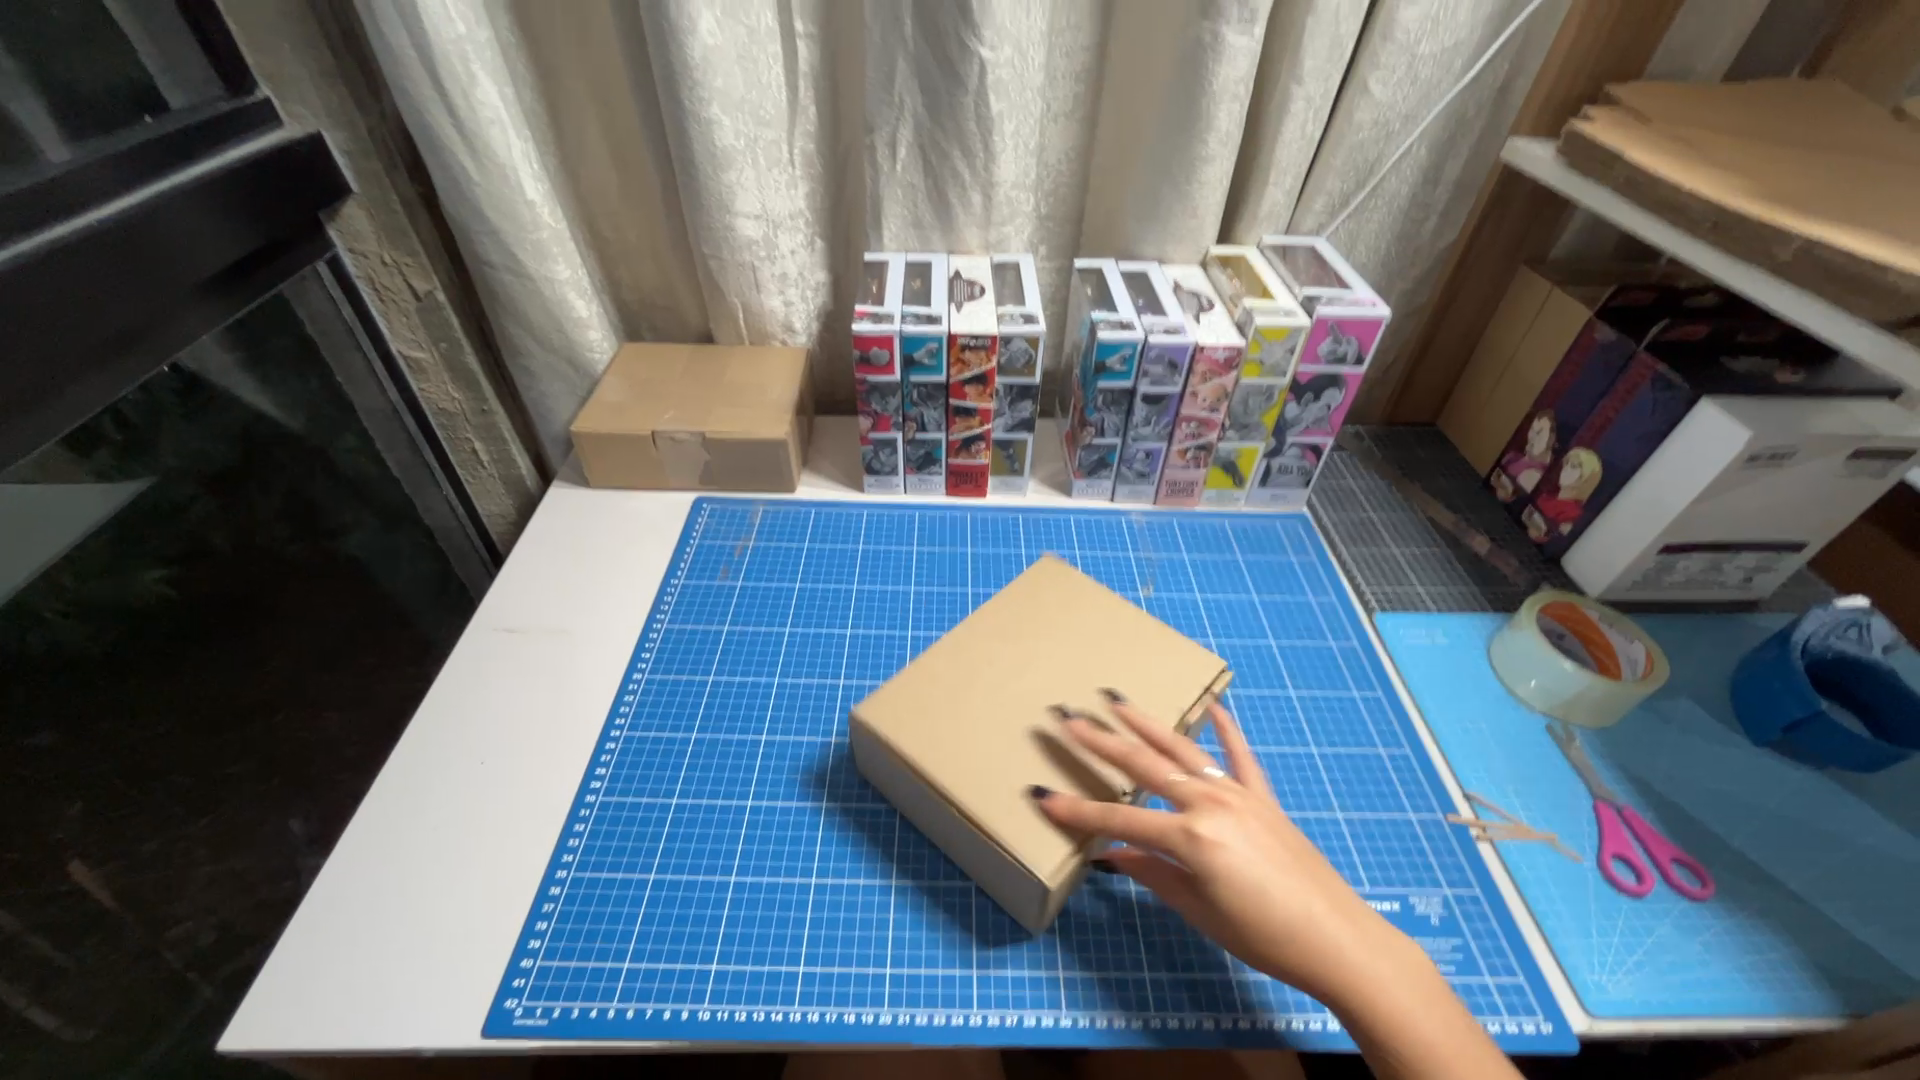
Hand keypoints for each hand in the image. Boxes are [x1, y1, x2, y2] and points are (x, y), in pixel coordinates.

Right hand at [1033, 695, 1401, 1003]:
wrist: (1338, 938)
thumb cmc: (1263, 937)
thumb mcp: (1199, 911)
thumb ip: (1153, 874)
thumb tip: (1111, 854)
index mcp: (1189, 838)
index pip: (1119, 820)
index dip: (1077, 811)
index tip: (1041, 795)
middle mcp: (1209, 803)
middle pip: (1143, 767)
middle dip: (1100, 743)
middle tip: (1067, 719)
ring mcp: (1238, 794)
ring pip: (1182, 750)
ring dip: (1146, 724)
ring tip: (1116, 700)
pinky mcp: (1263, 797)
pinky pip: (1240, 756)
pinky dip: (1225, 729)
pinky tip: (1214, 705)